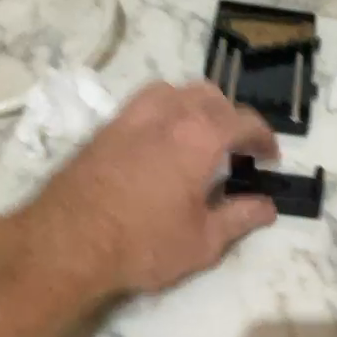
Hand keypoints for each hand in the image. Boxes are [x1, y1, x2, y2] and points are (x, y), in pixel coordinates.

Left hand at [21, 81, 280, 294]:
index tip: (269, 159)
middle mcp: (167, 114)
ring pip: (174, 91)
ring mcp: (131, 116)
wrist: (66, 243)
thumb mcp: (203, 242)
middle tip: (237, 150)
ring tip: (199, 137)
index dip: (264, 139)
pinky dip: (164, 114)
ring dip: (195, 107)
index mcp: (200, 136)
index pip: (244, 122)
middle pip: (210, 97)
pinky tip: (161, 145)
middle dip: (231, 118)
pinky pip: (144, 104)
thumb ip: (239, 218)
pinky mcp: (104, 129)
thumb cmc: (142, 244)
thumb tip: (267, 207)